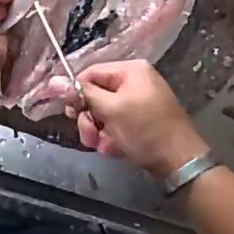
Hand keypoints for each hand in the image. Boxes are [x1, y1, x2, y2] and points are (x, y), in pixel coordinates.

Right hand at [71, 60, 208, 177]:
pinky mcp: (139, 120)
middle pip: (94, 94)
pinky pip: (114, 123)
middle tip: (89, 135)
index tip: (71, 114)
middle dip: (88, 118)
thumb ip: (82, 94)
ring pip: (101, 112)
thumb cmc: (145, 130)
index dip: (76, 93)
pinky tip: (114, 148)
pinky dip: (109, 137)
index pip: (90, 73)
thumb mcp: (111, 110)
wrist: (180, 162)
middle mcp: (135, 82)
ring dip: (96, 131)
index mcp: (131, 71)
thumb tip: (53, 80)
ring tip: (102, 146)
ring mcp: (137, 102)